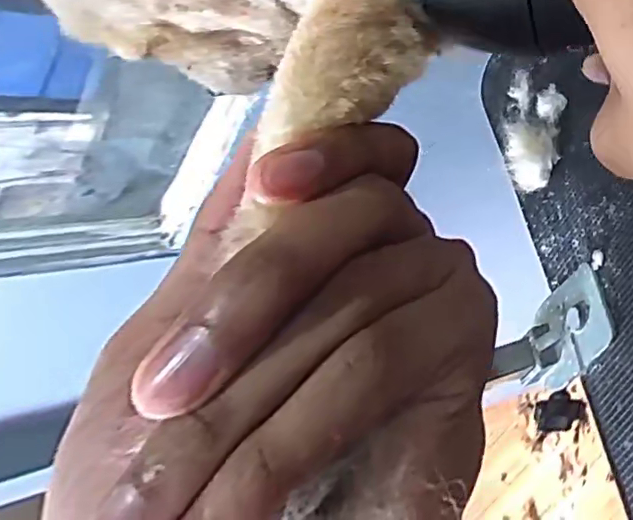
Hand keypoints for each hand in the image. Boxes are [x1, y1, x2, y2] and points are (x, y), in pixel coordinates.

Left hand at [47, 125, 495, 518]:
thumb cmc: (183, 467)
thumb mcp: (163, 359)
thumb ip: (217, 259)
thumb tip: (259, 147)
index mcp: (337, 237)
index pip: (375, 155)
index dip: (340, 147)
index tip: (274, 179)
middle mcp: (404, 247)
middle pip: (365, 207)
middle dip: (258, 291)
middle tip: (163, 396)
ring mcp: (445, 291)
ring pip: (367, 288)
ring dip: (252, 397)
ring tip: (171, 496)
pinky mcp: (469, 348)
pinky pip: (388, 351)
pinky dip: (299, 428)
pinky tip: (244, 496)